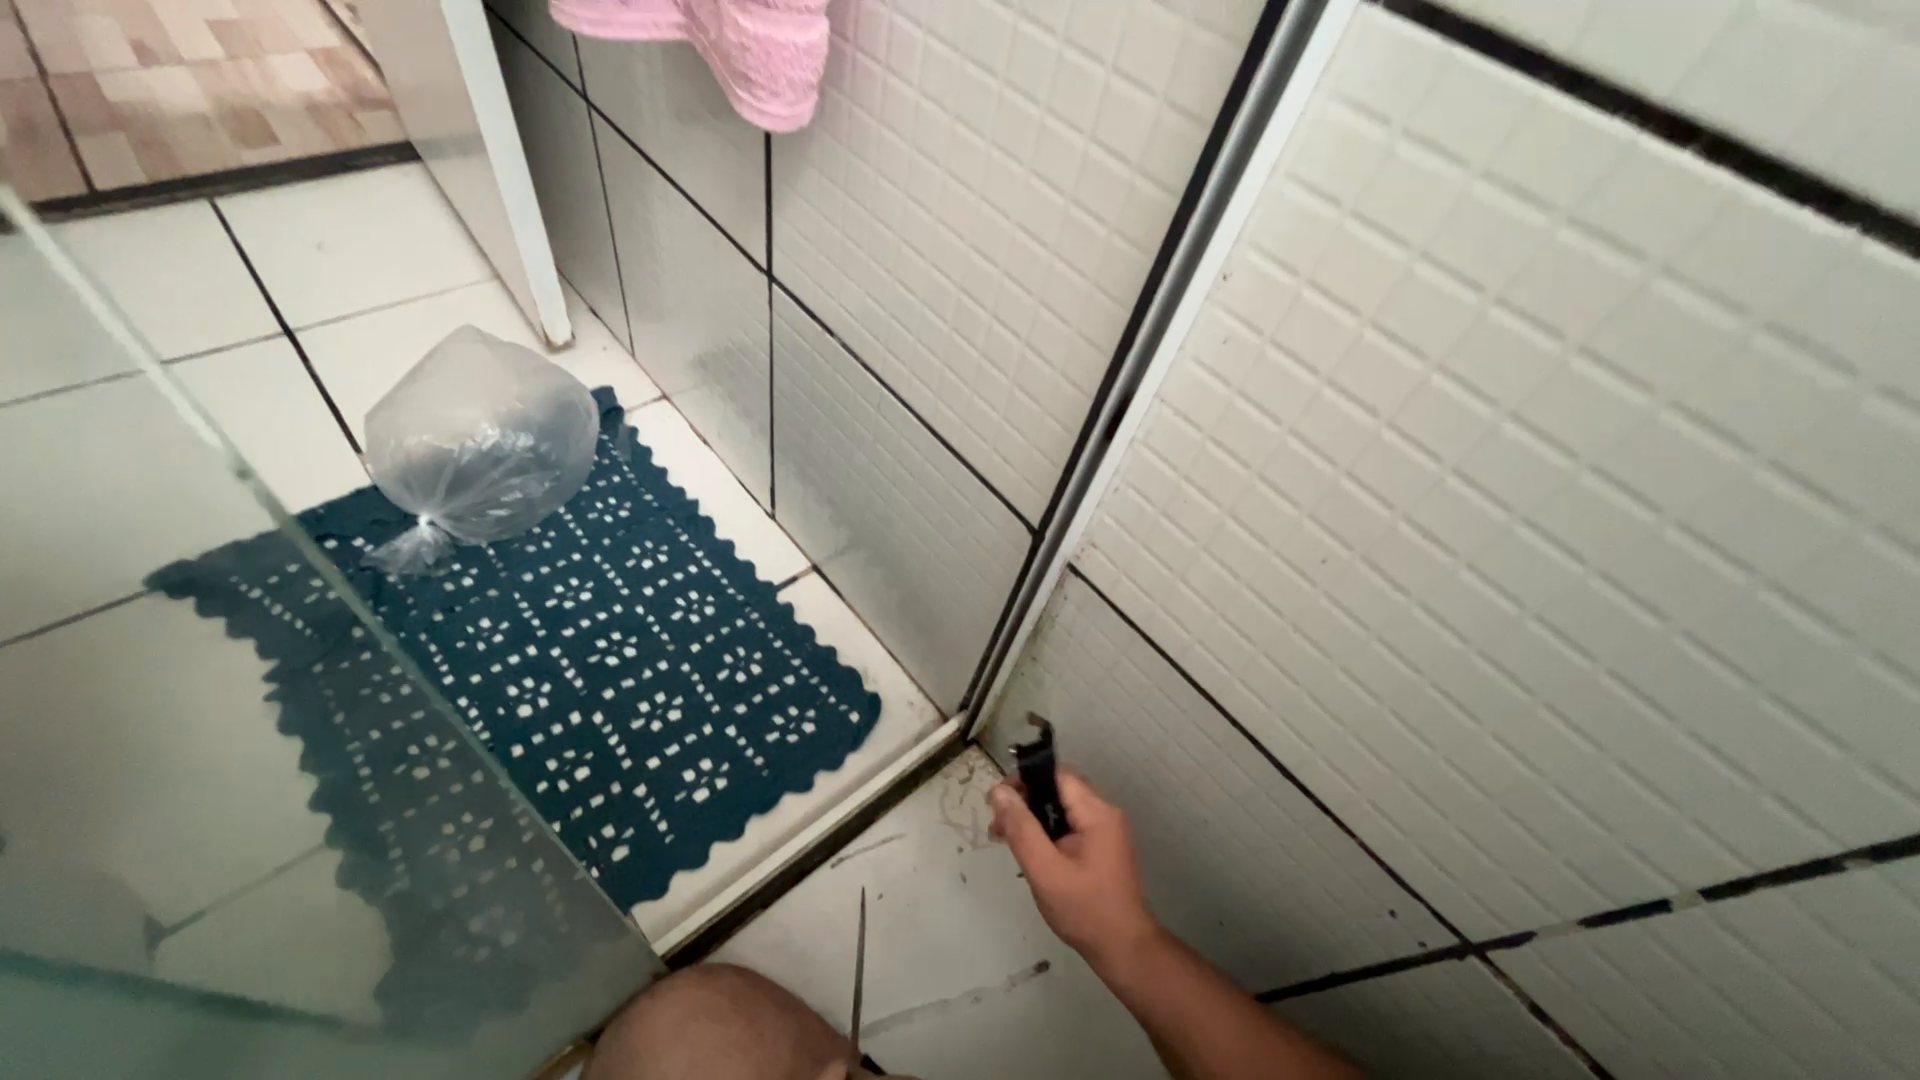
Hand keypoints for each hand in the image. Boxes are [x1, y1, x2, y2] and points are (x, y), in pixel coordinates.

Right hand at [989, 770, 1161, 966]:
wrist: (1123, 949)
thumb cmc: (1084, 910)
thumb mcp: (1045, 870)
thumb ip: (1021, 829)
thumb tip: (998, 791)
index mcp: (1097, 812)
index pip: (1057, 775)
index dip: (1025, 781)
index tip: (999, 802)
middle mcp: (1105, 813)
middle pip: (1059, 789)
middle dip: (1026, 800)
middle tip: (998, 826)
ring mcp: (1106, 830)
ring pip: (1062, 807)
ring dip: (1033, 817)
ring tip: (1005, 838)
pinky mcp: (1102, 846)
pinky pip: (1069, 825)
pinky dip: (1047, 831)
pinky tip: (1029, 851)